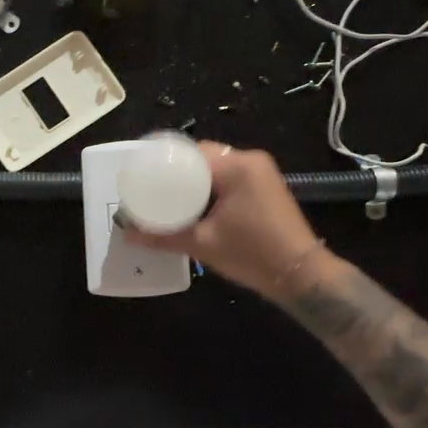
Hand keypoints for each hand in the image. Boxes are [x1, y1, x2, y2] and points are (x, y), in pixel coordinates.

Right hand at [125, 142, 328, 300]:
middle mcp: (250, 161)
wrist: (300, 274)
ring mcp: (262, 173)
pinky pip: (230, 178)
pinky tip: (194, 205)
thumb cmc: (251, 254)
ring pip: (217, 167)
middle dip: (177, 172)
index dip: (164, 162)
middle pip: (204, 156)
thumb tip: (128, 233)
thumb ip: (163, 236)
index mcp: (236, 167)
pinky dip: (211, 188)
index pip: (191, 152)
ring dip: (195, 180)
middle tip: (151, 188)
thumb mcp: (202, 244)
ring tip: (168, 197)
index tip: (142, 176)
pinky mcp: (266, 187)